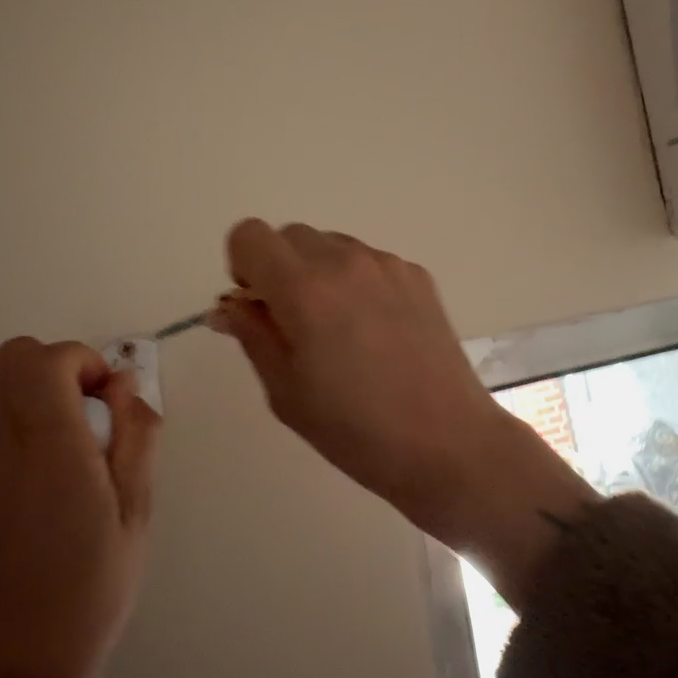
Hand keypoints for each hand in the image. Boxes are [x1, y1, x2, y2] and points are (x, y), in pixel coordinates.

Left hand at [0, 338, 160, 677]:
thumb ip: (136, 433)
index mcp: (47, 448)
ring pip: (3, 412)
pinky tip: (41, 519)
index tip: (106, 398)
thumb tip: (126, 385)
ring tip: (73, 492)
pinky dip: (20, 461)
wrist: (11, 675)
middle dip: (58, 375)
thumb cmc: (90, 589)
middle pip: (10, 365)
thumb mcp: (137, 509)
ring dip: (41, 424)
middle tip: (92, 424)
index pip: (40, 358)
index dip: (79, 359)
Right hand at [212, 220, 597, 605]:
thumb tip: (231, 304)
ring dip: (319, 274)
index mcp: (305, 288)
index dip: (243, 268)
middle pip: (290, 236)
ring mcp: (387, 265)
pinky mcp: (418, 276)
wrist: (447, 441)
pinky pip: (369, 262)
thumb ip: (253, 335)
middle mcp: (346, 261)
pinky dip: (357, 283)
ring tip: (341, 334)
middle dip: (278, 269)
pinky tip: (377, 334)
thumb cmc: (355, 430)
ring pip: (332, 246)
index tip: (258, 308)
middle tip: (293, 325)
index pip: (249, 235)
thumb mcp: (285, 392)